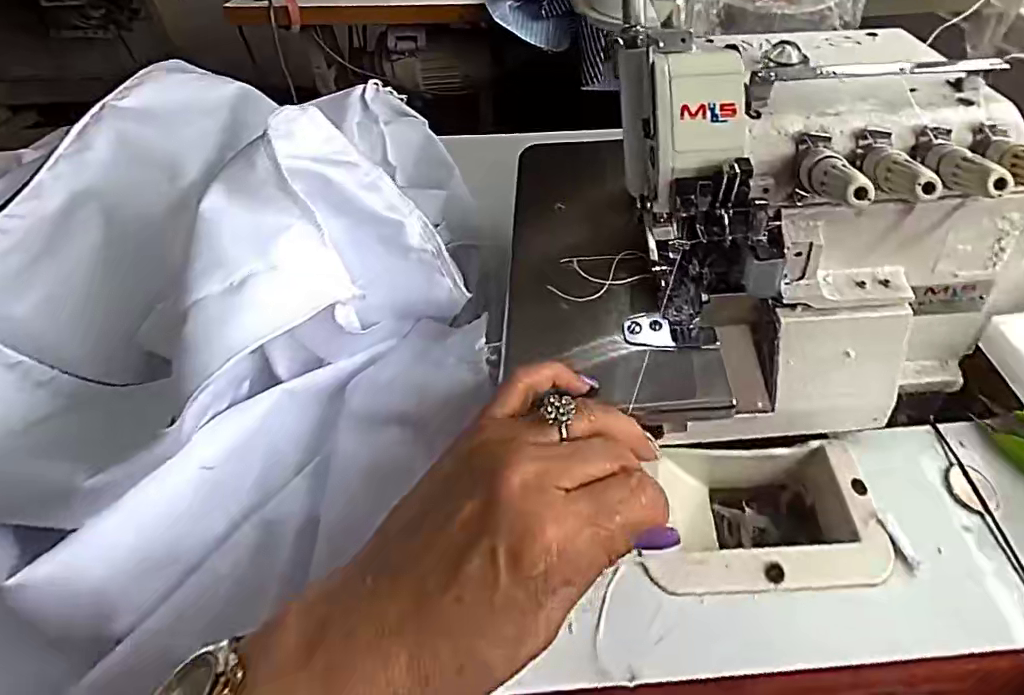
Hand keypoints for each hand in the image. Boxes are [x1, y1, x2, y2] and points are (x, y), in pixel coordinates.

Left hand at [241, 362, 668, 694]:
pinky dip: (559, 377)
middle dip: (637, 475)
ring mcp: (499, 446)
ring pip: (586, 414)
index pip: (637, 496)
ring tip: (629, 448)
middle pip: (617, 451)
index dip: (654, 510)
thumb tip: (636, 521)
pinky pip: (527, 382)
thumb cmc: (442, 647)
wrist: (369, 637)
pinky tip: (581, 389)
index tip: (652, 519)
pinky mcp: (475, 434)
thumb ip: (599, 554)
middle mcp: (527, 478)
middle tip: (638, 494)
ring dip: (617, 430)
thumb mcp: (543, 619)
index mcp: (551, 534)